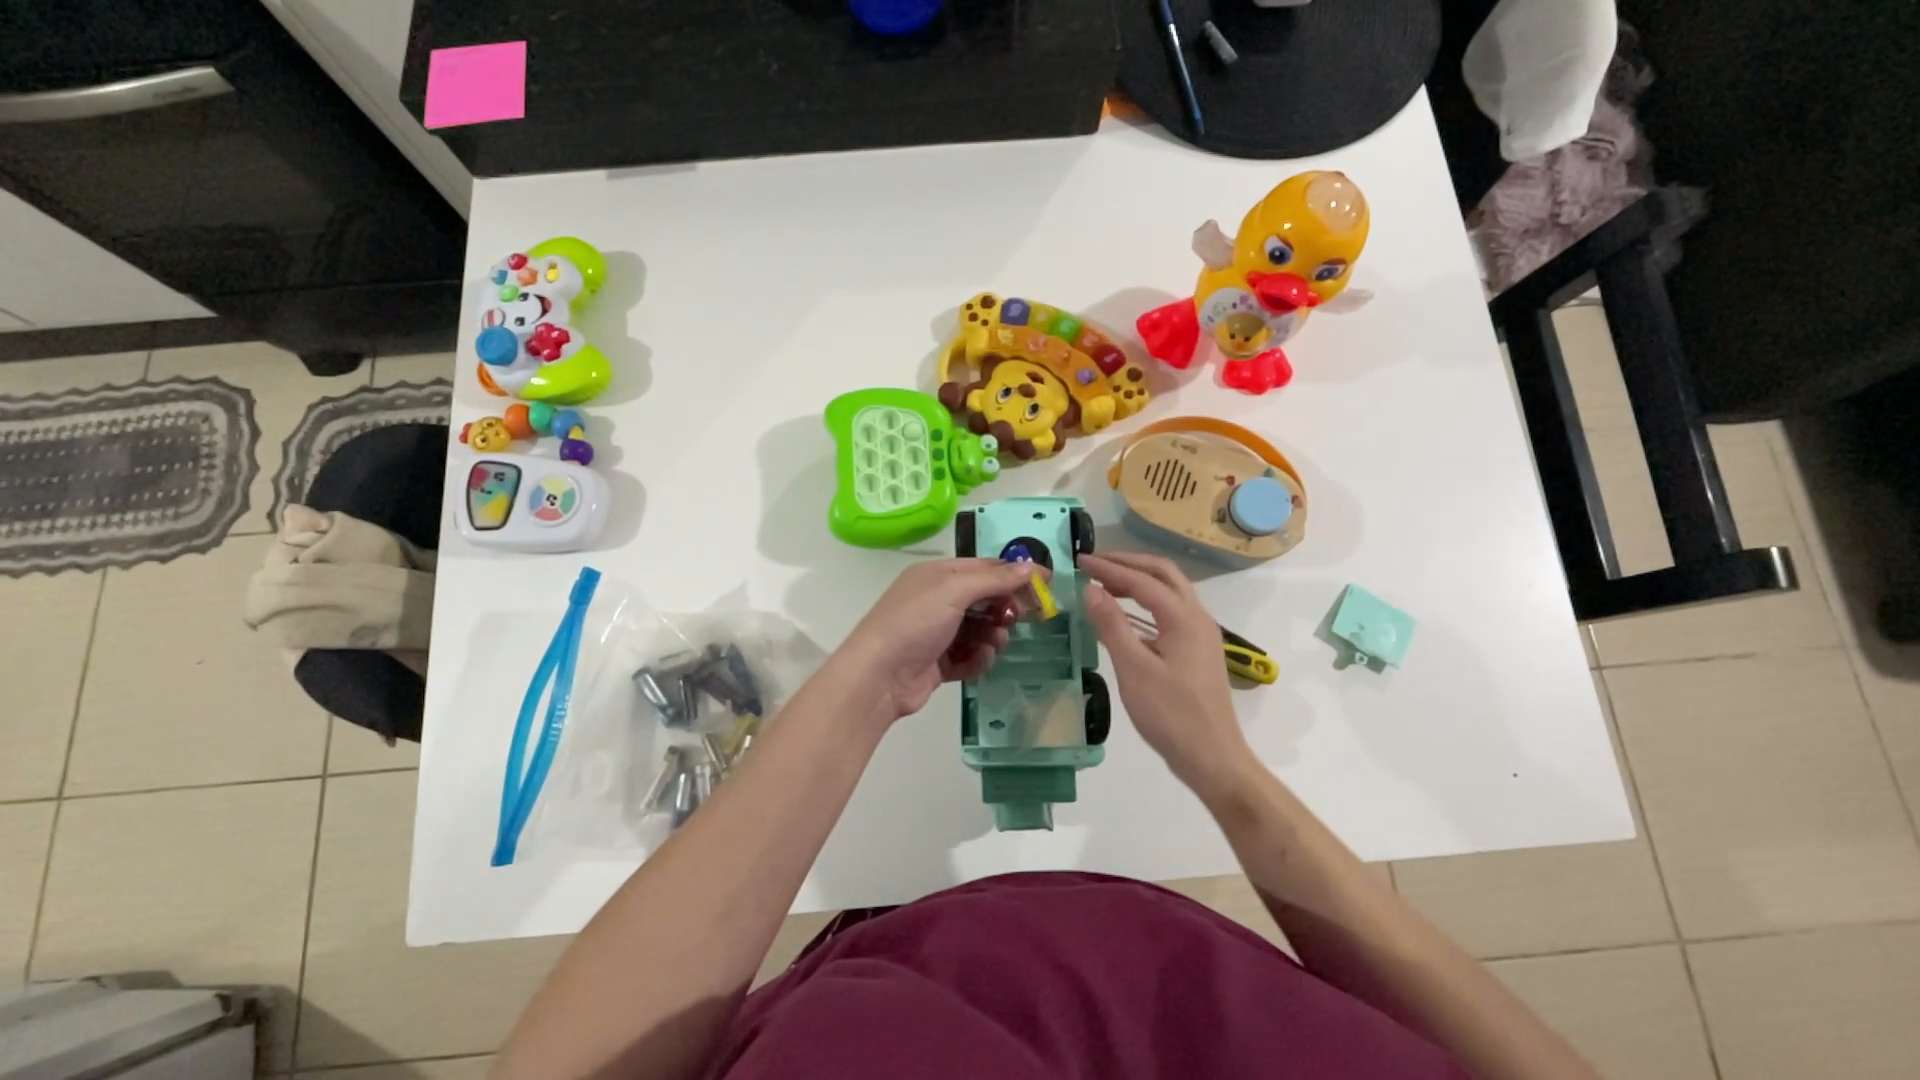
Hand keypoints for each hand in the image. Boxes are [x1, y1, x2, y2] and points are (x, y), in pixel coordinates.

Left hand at [837, 558, 1038, 723]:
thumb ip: (994, 578)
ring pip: (983, 630)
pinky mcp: (940, 663)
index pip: (986, 567)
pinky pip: (971, 656)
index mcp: (938, 574)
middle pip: (987, 599)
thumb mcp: (954, 590)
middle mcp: (938, 600)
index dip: (1016, 574)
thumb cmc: (914, 622)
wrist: (878, 676)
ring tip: (991, 643)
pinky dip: (978, 659)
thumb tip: (1030, 566)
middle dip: (1004, 609)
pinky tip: (976, 662)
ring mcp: (939, 633)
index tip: (1045, 585)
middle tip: (1018, 619)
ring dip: (993, 636)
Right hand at [1079, 553, 1254, 796]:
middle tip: (1095, 565)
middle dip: (1129, 564)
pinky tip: (1126, 618)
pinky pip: (1172, 612)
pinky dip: (1147, 603)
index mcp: (1184, 617)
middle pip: (1163, 575)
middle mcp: (1198, 617)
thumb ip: (1112, 625)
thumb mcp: (1134, 669)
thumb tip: (1091, 589)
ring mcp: (1202, 635)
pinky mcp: (1199, 651)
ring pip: (1171, 592)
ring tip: (1105, 585)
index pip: (1142, 580)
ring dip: (1139, 581)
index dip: (1109, 568)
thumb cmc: (1171, 714)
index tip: (1080, 561)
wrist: (1212, 756)